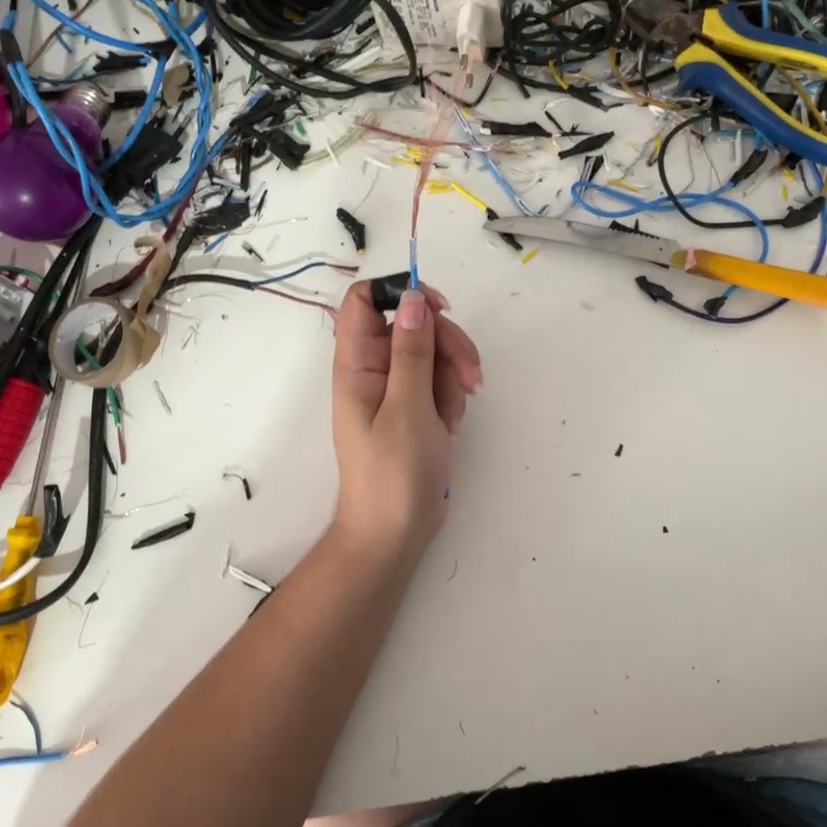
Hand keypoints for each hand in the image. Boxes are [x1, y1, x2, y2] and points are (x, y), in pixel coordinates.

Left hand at [329, 282, 482, 562]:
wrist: (395, 533)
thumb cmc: (393, 474)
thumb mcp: (407, 408)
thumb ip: (412, 350)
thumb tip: (412, 298)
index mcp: (357, 362)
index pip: (365, 300)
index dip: (400, 293)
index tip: (438, 309)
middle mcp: (374, 368)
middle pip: (414, 323)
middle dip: (447, 345)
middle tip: (469, 379)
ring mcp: (396, 387)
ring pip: (433, 350)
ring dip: (454, 375)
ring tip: (455, 414)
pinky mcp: (416, 406)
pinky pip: (440, 379)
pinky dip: (452, 396)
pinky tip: (451, 425)